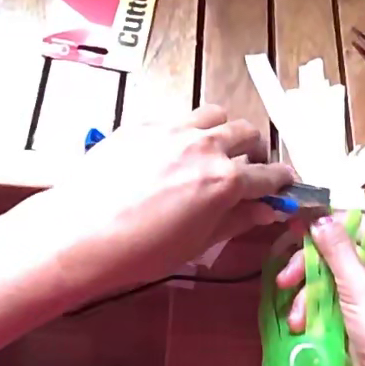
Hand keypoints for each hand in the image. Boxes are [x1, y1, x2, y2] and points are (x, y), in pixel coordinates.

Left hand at [22, 107, 293, 293]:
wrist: (81, 231)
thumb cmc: (142, 250)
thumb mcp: (197, 243)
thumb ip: (237, 220)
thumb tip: (267, 210)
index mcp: (226, 180)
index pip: (269, 174)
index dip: (281, 181)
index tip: (283, 184)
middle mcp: (205, 145)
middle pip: (246, 132)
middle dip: (254, 150)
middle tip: (245, 168)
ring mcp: (171, 129)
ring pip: (213, 115)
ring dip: (221, 131)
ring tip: (210, 151)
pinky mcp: (141, 124)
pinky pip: (175, 119)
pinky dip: (183, 132)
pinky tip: (167, 154)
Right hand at [277, 217, 364, 365]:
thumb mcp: (361, 289)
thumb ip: (337, 250)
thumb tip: (318, 215)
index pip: (358, 224)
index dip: (326, 224)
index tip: (294, 227)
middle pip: (336, 252)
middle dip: (308, 265)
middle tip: (284, 277)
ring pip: (326, 278)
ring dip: (306, 293)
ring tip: (294, 314)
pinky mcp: (354, 316)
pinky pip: (327, 300)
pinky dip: (311, 309)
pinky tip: (299, 323)